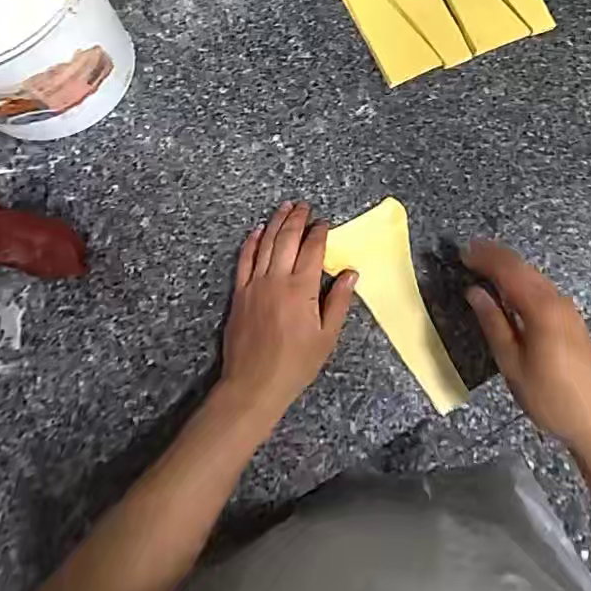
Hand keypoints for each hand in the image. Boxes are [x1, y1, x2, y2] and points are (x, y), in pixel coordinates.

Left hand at [219, 202, 357, 418]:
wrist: (254, 384)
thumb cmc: (295, 364)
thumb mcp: (326, 337)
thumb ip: (338, 301)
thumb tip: (350, 273)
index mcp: (301, 289)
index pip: (312, 250)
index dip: (319, 233)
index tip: (325, 223)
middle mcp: (276, 279)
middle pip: (288, 238)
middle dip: (298, 219)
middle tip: (304, 206)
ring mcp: (255, 283)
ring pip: (266, 243)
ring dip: (276, 222)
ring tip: (285, 207)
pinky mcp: (239, 292)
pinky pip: (244, 259)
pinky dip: (252, 242)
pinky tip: (258, 231)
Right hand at [464, 239, 590, 448]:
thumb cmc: (549, 397)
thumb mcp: (512, 364)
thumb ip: (493, 324)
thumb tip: (474, 292)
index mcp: (541, 309)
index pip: (508, 272)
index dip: (485, 259)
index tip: (463, 253)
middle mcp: (557, 301)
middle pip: (523, 268)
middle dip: (496, 256)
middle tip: (471, 250)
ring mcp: (568, 309)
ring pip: (534, 276)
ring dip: (509, 266)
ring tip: (485, 263)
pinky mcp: (572, 320)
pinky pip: (543, 288)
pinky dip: (522, 279)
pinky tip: (511, 287)